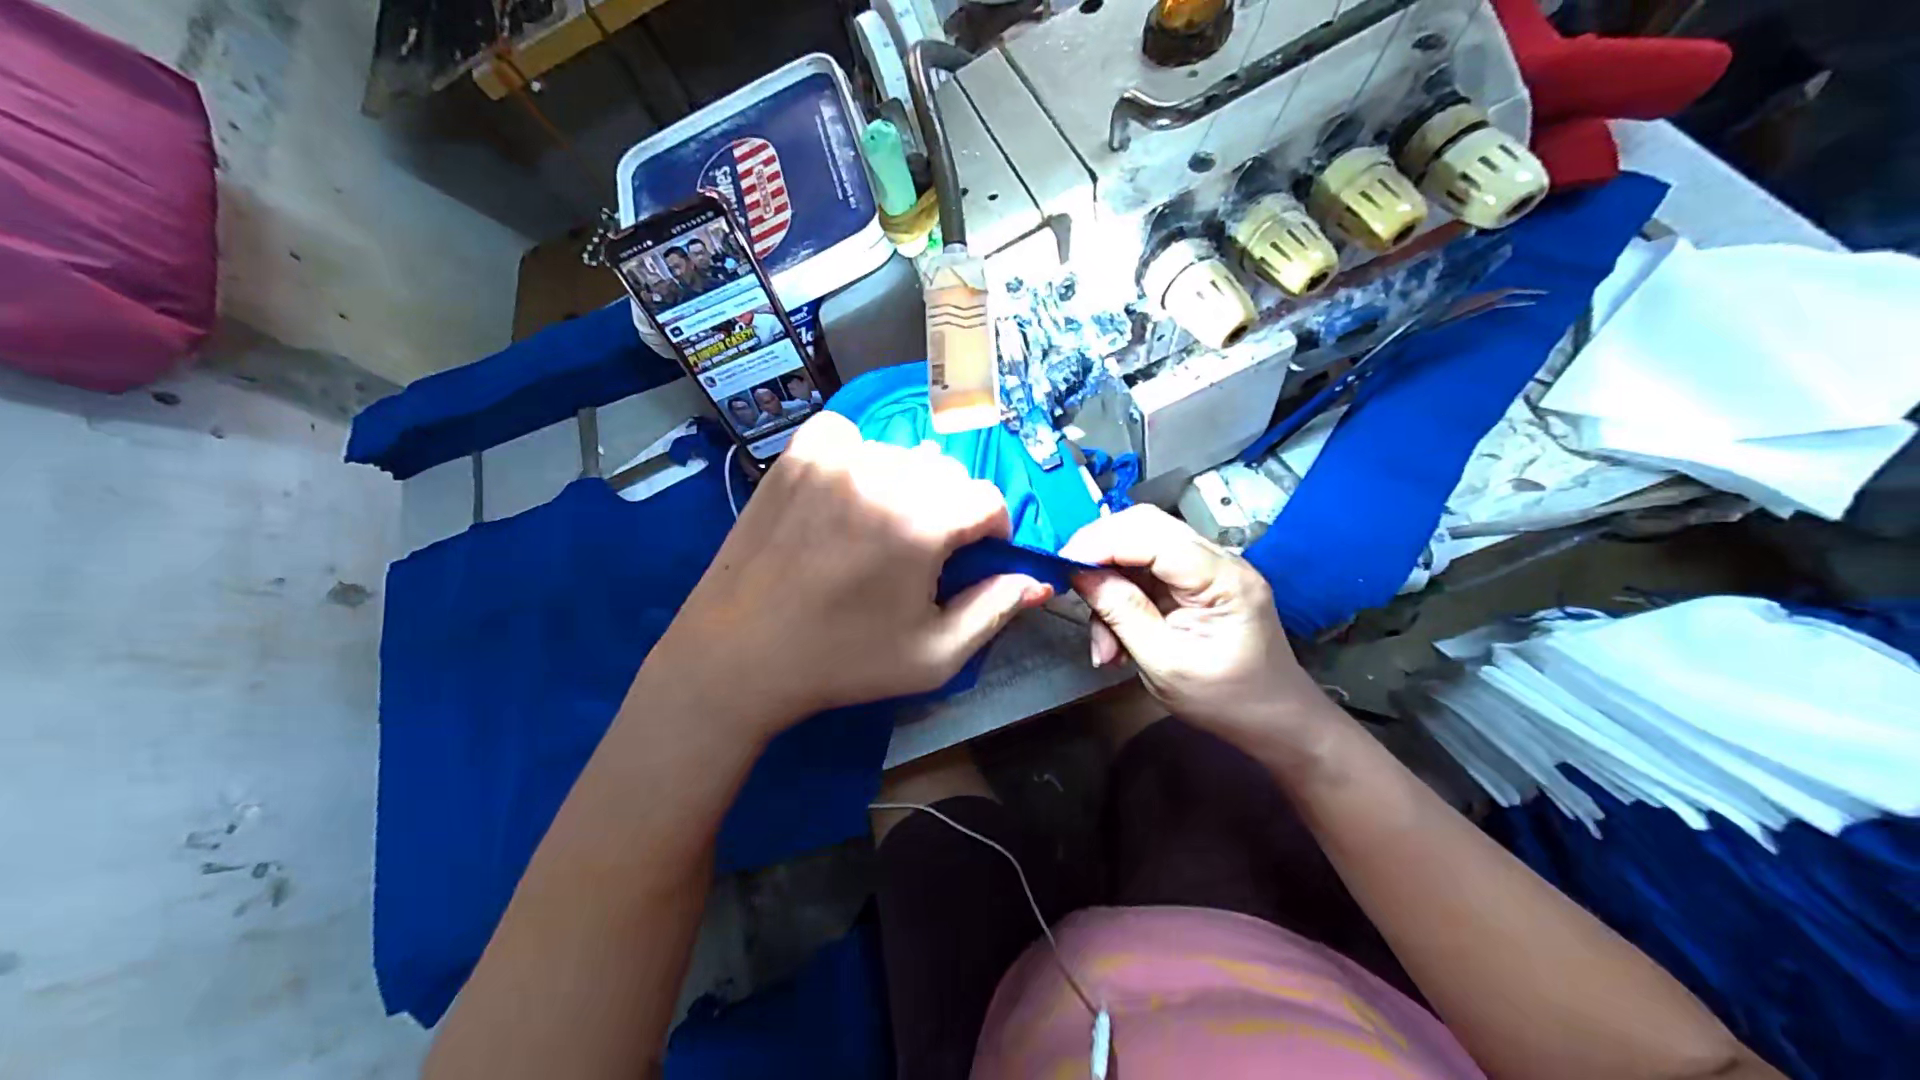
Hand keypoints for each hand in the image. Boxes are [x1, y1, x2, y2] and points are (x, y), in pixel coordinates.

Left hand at [639, 413, 1052, 740]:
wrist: (739, 655)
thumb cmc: (843, 661)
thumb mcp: (934, 654)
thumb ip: (995, 610)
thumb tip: (1036, 579)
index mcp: (920, 521)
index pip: (988, 499)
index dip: (990, 533)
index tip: (969, 560)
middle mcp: (881, 473)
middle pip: (948, 473)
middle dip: (950, 510)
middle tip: (922, 552)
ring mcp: (833, 457)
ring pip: (903, 455)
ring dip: (907, 486)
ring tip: (878, 529)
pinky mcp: (797, 454)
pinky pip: (850, 435)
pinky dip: (859, 458)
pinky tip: (846, 495)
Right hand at [1059, 505, 1341, 763]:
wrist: (1273, 720)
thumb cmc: (1226, 700)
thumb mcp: (1165, 663)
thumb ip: (1122, 613)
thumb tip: (1080, 573)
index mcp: (1222, 578)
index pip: (1153, 535)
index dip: (1102, 542)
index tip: (1063, 562)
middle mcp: (1218, 560)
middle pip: (1146, 527)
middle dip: (1100, 554)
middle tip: (1071, 585)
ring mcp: (1208, 568)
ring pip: (1140, 549)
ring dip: (1110, 585)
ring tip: (1104, 643)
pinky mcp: (1195, 582)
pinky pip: (1147, 572)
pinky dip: (1123, 598)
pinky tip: (1116, 638)